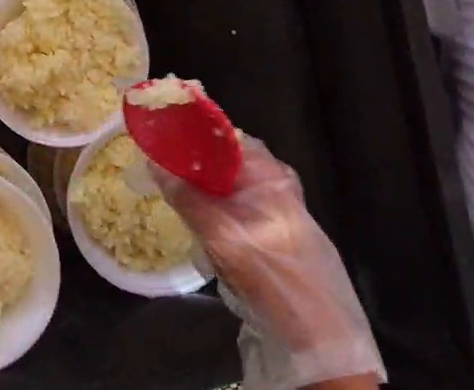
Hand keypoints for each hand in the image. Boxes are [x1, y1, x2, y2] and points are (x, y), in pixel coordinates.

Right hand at [156, 135, 384, 389]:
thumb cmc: (273, 276)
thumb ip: (186, 196)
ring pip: (228, 191)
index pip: (223, 136)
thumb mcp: (221, 234)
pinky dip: (218, 218)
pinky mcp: (278, 237)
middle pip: (223, 164)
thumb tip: (153, 161)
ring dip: (204, 198)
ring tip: (180, 209)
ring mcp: (280, 211)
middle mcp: (277, 183)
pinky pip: (238, 214)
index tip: (160, 142)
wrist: (319, 338)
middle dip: (193, 171)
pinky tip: (205, 238)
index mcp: (271, 171)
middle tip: (165, 180)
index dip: (191, 135)